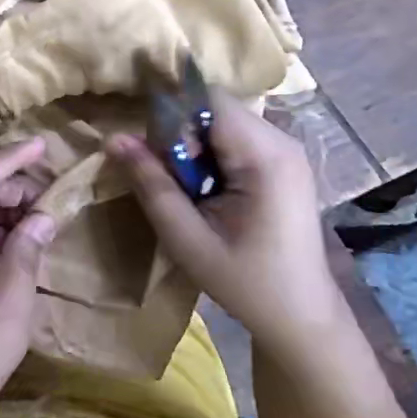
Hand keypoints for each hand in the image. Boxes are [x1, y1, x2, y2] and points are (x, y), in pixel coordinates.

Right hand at [106, 100, 340, 347]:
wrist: (302, 317)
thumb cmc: (246, 283)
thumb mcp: (187, 238)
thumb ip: (151, 183)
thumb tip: (113, 138)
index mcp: (266, 157)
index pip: (208, 100)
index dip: (173, 116)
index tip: (156, 154)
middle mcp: (282, 141)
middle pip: (216, 108)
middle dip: (183, 133)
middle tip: (171, 178)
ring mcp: (287, 150)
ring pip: (224, 120)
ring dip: (196, 145)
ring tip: (190, 188)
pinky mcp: (284, 162)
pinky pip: (237, 136)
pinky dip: (213, 153)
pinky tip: (210, 191)